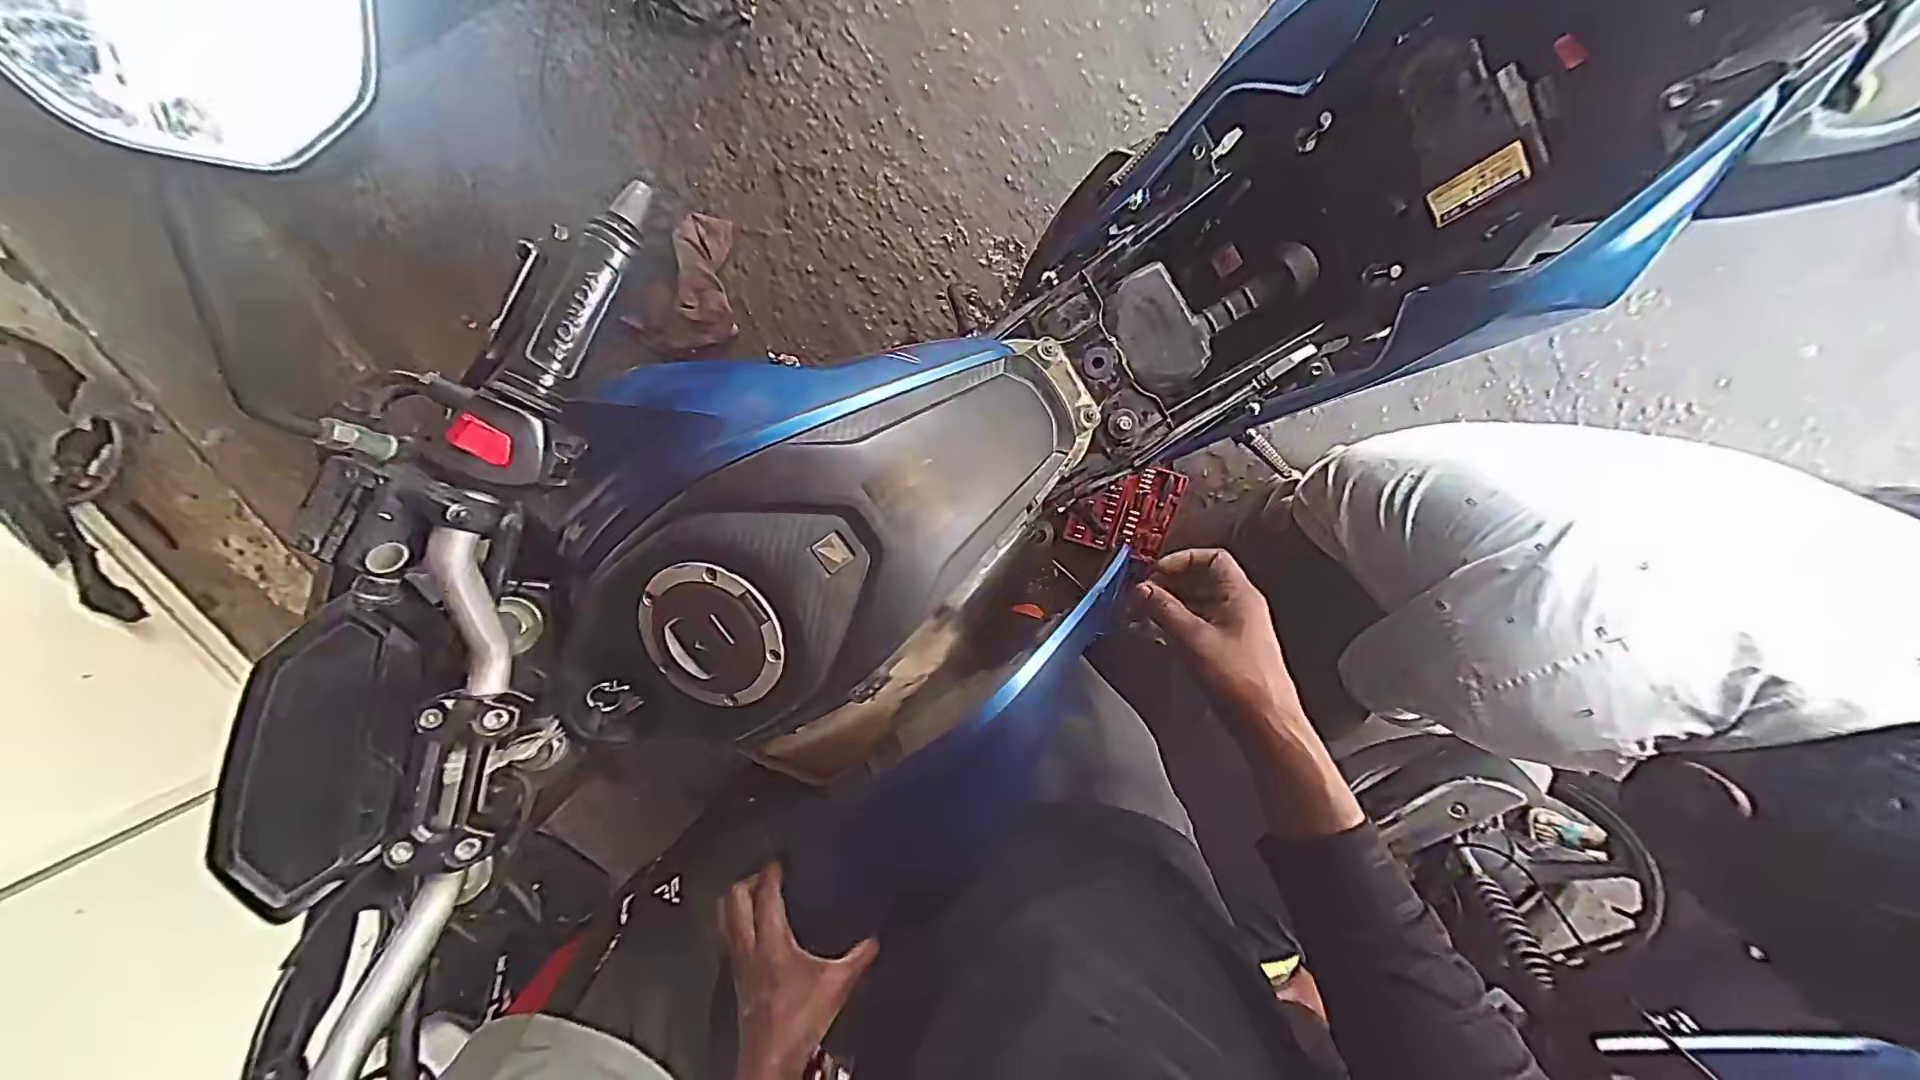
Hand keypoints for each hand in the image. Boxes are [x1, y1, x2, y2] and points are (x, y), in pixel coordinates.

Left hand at [720, 863, 878, 1079]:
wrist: (771, 1060)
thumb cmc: (798, 1022)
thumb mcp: (838, 984)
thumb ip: (858, 957)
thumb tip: (874, 939)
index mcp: (772, 941)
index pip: (765, 893)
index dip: (771, 871)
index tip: (779, 861)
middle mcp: (749, 947)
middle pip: (734, 899)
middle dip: (748, 879)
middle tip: (765, 872)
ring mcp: (738, 963)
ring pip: (724, 918)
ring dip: (735, 900)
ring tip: (752, 891)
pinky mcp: (736, 978)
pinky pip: (728, 938)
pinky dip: (735, 923)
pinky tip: (751, 928)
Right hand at [1135, 548, 1363, 837]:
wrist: (1265, 722)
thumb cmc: (1242, 682)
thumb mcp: (1192, 638)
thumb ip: (1163, 609)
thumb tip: (1142, 590)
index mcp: (1241, 595)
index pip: (1212, 557)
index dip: (1181, 559)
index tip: (1155, 571)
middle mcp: (1241, 607)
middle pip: (1202, 578)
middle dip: (1170, 582)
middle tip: (1143, 591)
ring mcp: (1235, 628)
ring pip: (1199, 601)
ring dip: (1171, 602)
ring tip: (1146, 610)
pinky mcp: (1228, 648)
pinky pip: (1200, 622)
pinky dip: (1178, 621)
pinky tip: (1161, 631)